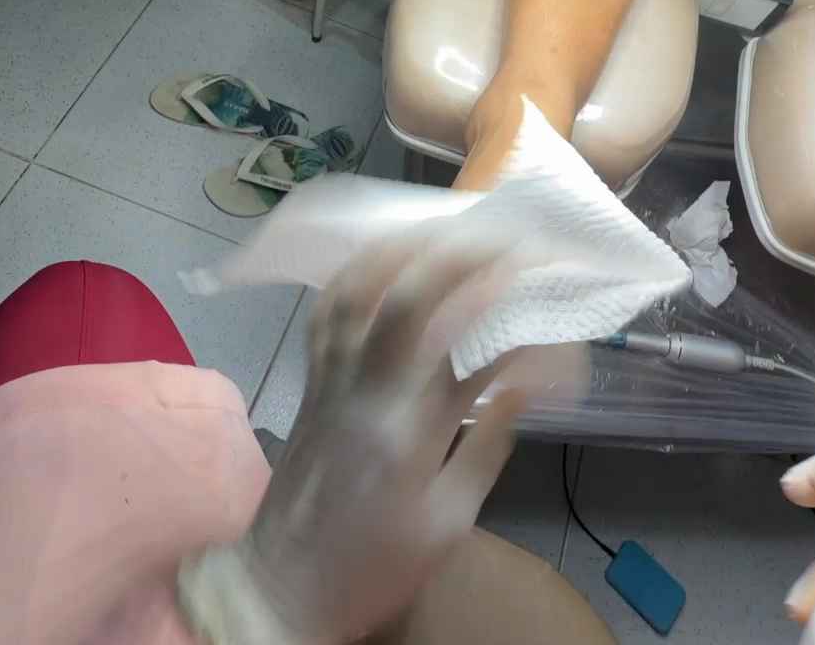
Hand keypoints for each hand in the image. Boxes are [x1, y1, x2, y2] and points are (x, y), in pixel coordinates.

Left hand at [178, 226, 527, 644]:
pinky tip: (380, 258)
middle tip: (495, 234)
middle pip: (402, 297)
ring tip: (441, 226)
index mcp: (407, 429)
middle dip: (453, 254)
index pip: (463, 346)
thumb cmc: (374, 564)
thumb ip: (488, 444)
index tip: (532, 278)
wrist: (282, 587)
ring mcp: (329, 375)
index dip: (502, 305)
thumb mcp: (449, 521)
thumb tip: (526, 381)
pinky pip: (326, 308)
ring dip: (400, 248)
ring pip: (355, 290)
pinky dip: (355, 272)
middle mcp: (364, 387)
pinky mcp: (310, 377)